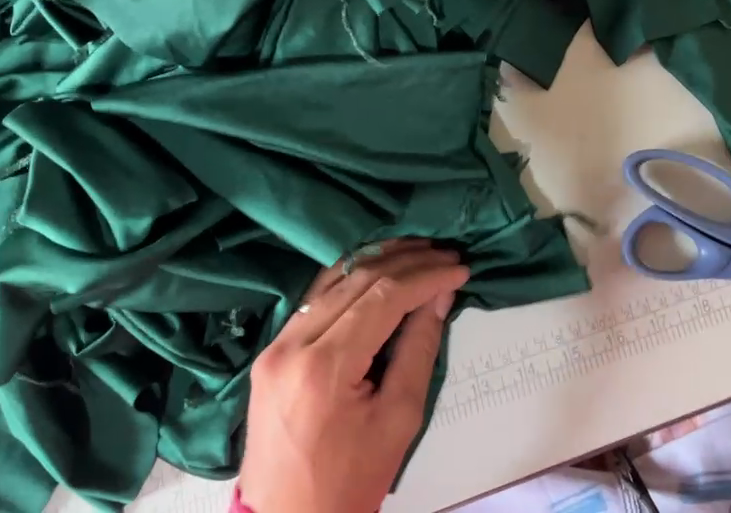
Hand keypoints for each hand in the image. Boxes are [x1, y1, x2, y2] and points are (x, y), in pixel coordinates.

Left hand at [241, 240, 469, 512]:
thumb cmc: (349, 480)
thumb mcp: (399, 418)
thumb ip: (419, 348)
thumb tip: (440, 294)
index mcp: (323, 367)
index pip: (383, 296)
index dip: (426, 276)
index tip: (460, 268)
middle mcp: (291, 345)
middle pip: (358, 279)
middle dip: (408, 260)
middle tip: (446, 253)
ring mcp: (274, 345)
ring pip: (333, 279)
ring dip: (380, 260)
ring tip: (420, 251)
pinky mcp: (270, 351)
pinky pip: (316, 298)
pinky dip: (352, 278)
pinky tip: (381, 270)